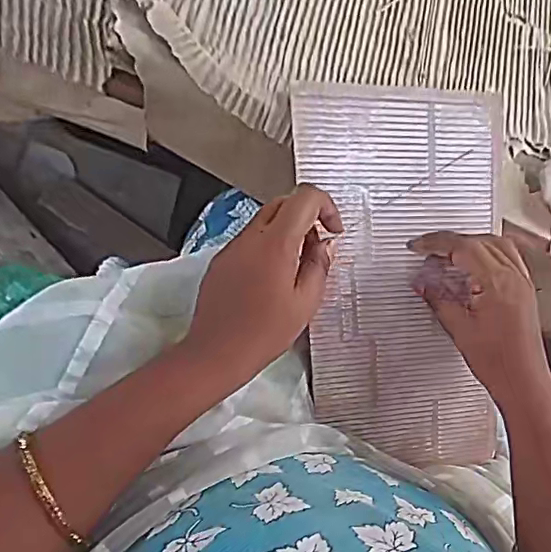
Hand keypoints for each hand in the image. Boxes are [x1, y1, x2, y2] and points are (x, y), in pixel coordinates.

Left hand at [183, 184, 342, 377]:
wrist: (217, 353)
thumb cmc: (261, 335)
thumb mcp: (305, 304)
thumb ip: (319, 267)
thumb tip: (324, 247)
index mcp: (275, 244)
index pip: (305, 198)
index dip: (326, 207)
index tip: (333, 229)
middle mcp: (250, 239)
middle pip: (283, 203)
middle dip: (306, 218)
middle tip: (316, 249)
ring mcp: (232, 249)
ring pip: (264, 222)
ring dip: (286, 234)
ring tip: (294, 271)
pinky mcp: (221, 262)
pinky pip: (248, 242)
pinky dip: (266, 249)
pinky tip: (271, 282)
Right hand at [409, 231, 550, 412]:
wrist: (522, 381)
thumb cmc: (499, 363)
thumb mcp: (459, 330)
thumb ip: (439, 300)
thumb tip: (425, 284)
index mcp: (497, 283)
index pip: (463, 247)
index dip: (436, 243)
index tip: (420, 246)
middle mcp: (514, 277)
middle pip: (479, 241)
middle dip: (451, 243)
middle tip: (428, 254)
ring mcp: (522, 283)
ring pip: (495, 245)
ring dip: (469, 246)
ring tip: (448, 260)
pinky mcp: (525, 292)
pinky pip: (507, 259)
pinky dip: (486, 256)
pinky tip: (472, 271)